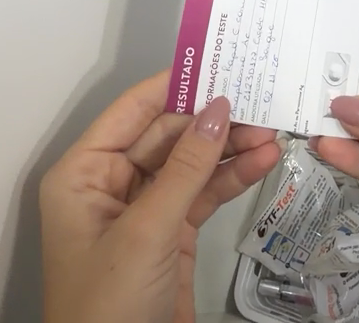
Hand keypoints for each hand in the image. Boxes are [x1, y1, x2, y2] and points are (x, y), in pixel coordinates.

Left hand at [41, 72, 281, 322]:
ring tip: (272, 131)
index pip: (135, 110)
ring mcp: (145, 207)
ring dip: (230, 146)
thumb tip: (220, 107)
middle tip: (261, 100)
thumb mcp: (146, 230)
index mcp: (86, 172)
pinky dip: (232, 177)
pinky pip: (204, 191)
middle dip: (214, 119)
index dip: (177, 83)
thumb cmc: (108, 304)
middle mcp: (113, 181)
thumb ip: (186, 166)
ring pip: (192, 160)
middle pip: (169, 132)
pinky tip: (263, 161)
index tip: (221, 60)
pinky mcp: (171, 231)